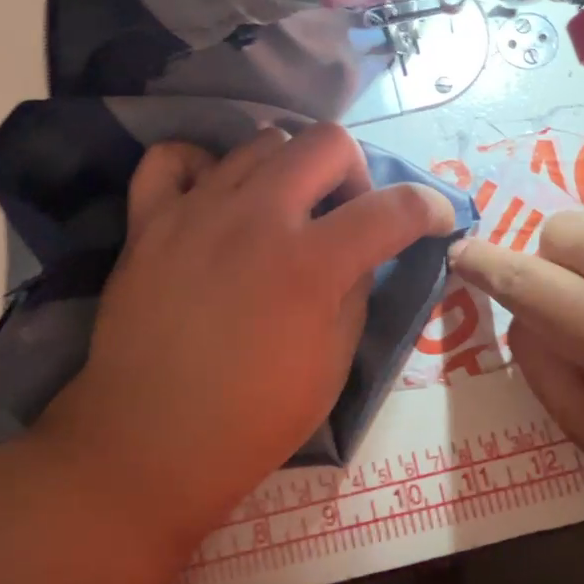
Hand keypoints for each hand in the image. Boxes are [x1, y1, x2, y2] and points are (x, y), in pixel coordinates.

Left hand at [48, 123, 458, 544]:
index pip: (394, 207)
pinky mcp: (149, 220)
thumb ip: (356, 290)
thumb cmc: (254, 419)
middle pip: (327, 141)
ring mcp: (197, 211)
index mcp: (311, 265)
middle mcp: (256, 219)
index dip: (429, 207)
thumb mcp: (334, 364)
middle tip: (344, 214)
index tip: (434, 217)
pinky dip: (201, 166)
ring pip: (260, 140)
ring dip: (288, 170)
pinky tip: (213, 198)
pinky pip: (173, 156)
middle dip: (354, 171)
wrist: (150, 443)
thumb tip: (363, 250)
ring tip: (280, 213)